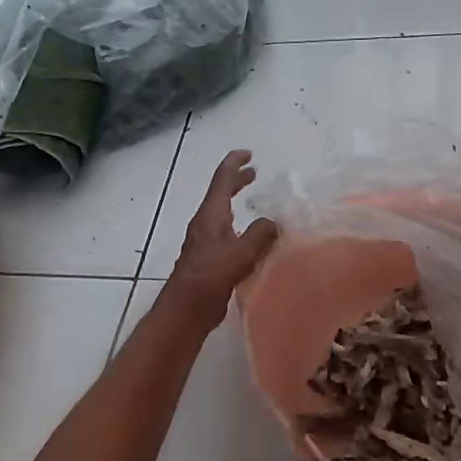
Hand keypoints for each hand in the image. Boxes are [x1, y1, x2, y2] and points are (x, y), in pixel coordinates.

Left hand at [159, 150, 278, 333]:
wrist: (187, 307)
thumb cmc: (211, 276)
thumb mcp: (241, 253)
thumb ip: (260, 235)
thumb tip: (273, 223)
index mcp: (210, 215)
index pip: (221, 180)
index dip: (234, 164)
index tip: (248, 154)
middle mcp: (206, 223)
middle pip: (220, 193)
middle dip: (236, 180)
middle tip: (254, 172)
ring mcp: (205, 240)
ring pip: (223, 213)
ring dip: (237, 202)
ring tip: (255, 201)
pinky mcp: (209, 257)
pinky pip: (227, 232)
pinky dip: (239, 224)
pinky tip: (252, 237)